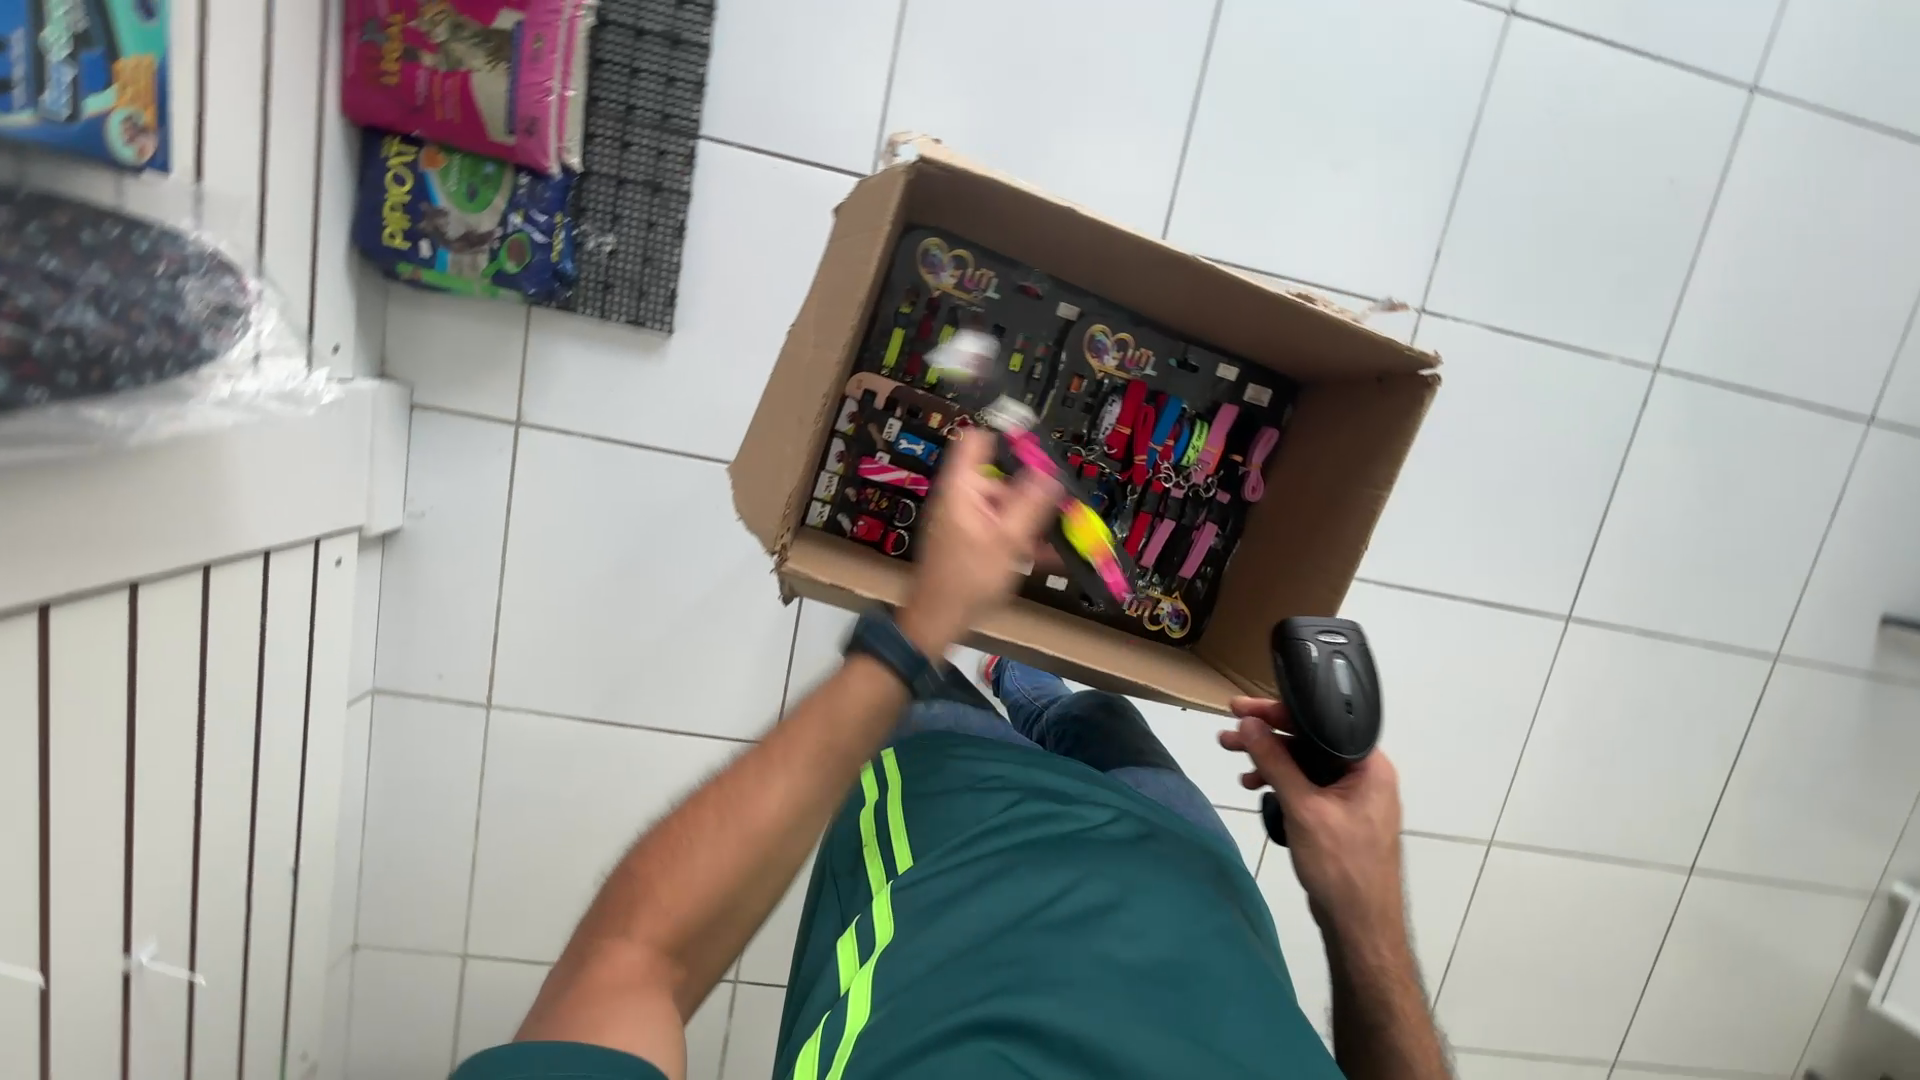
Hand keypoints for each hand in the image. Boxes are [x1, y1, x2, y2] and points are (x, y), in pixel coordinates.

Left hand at [896, 430, 1060, 654]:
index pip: (976, 441)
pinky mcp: (968, 543)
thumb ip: (1031, 504)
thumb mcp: (1008, 540)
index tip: (1037, 452)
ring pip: (1003, 508)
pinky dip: (1020, 539)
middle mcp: (959, 498)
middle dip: (1031, 493)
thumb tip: (1050, 473)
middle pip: (999, 478)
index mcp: (961, 488)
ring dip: (1031, 521)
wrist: (936, 621)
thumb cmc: (967, 580)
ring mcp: (962, 521)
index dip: (1006, 439)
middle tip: (1062, 509)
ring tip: (1062, 537)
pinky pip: (998, 530)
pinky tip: (1049, 557)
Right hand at [1220, 697, 1405, 942]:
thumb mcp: (1302, 808)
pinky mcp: (1337, 814)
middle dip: (1265, 736)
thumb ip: (1275, 761)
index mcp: (1368, 765)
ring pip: (1303, 762)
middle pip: (1308, 740)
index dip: (1277, 711)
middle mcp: (1363, 774)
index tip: (1239, 707)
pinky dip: (1279, 781)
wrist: (1361, 927)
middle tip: (1226, 735)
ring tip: (1232, 759)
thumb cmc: (1340, 865)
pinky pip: (1304, 783)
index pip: (1320, 722)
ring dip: (1268, 759)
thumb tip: (1247, 723)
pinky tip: (1255, 786)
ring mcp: (1350, 796)